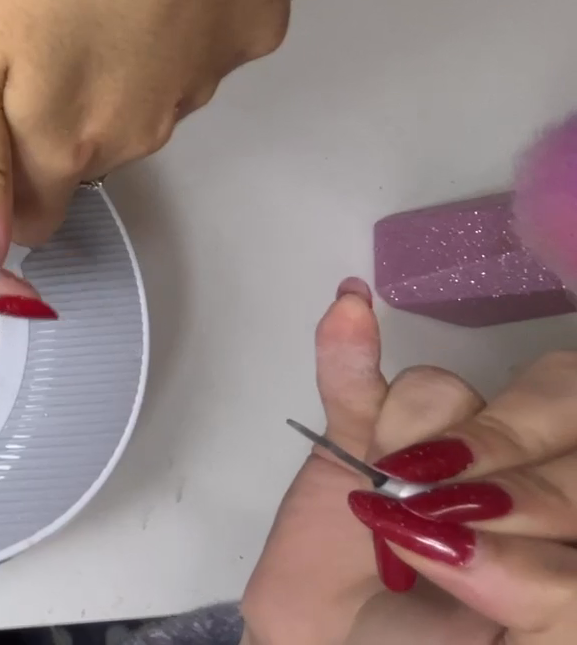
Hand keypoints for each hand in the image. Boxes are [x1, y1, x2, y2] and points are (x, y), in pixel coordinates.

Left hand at [0, 0, 289, 274]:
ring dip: (92, 82)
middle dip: (32, 136)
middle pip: (78, 159)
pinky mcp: (254, 7)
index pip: (30, 211)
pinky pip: (184, 49)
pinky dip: (149, 31)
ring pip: (132, 106)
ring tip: (54, 13)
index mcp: (74, 138)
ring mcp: (213, 64)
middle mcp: (154, 120)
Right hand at [243, 282, 576, 643]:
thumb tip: (445, 523)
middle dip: (497, 465)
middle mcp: (531, 478)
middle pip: (548, 410)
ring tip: (384, 497)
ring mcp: (436, 453)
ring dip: (415, 437)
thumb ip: (552, 598)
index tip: (503, 534)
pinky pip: (349, 378)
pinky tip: (349, 304)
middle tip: (445, 516)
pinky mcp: (351, 439)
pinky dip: (346, 346)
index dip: (560, 485)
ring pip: (447, 392)